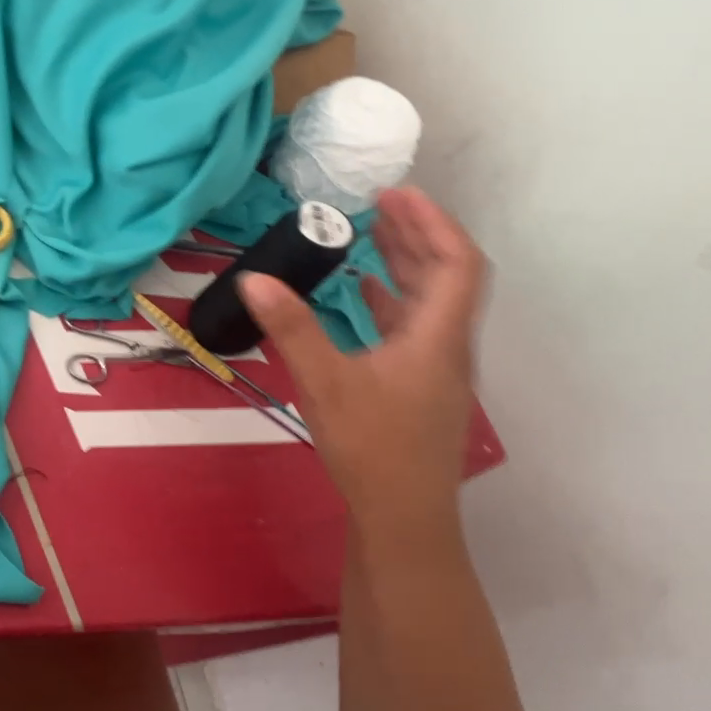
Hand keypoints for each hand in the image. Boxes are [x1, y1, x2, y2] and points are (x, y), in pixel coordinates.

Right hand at [238, 186, 486, 535]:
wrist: (403, 515)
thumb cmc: (372, 447)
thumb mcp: (324, 383)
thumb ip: (291, 328)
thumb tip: (254, 278)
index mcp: (436, 338)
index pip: (456, 264)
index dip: (431, 223)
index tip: (392, 195)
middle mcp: (445, 345)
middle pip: (446, 276)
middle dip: (416, 234)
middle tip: (377, 203)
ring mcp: (434, 367)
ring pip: (429, 300)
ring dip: (404, 262)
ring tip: (370, 233)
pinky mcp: (417, 384)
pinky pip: (411, 324)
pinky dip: (390, 296)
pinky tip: (361, 291)